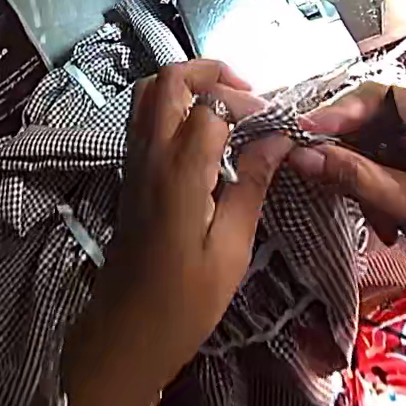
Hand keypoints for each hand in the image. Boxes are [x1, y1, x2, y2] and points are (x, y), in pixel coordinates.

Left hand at [57, 60, 290, 405]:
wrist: (125, 332)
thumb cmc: (185, 300)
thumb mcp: (231, 248)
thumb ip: (253, 183)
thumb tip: (279, 138)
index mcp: (179, 171)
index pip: (211, 106)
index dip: (245, 103)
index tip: (274, 121)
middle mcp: (151, 152)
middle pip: (170, 79)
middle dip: (211, 72)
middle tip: (247, 93)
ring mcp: (135, 156)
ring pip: (151, 89)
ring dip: (188, 82)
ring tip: (226, 102)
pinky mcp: (130, 167)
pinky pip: (145, 112)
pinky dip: (173, 100)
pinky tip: (202, 127)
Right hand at [288, 83, 405, 323]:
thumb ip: (359, 179)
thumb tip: (303, 155)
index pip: (378, 98)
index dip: (337, 112)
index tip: (302, 132)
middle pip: (370, 123)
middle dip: (349, 156)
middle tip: (320, 177)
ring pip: (370, 151)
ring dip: (363, 184)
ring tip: (378, 222)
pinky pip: (381, 172)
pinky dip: (374, 197)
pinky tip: (386, 227)